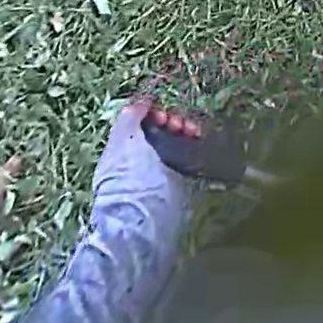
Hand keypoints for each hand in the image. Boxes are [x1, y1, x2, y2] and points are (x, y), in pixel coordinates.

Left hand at [92, 97, 187, 214]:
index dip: (155, 114)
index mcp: (123, 150)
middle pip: (160, 131)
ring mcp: (158, 173)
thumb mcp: (124, 140)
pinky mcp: (176, 184)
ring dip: (185, 131)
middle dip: (174, 121)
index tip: (166, 116)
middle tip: (183, 125)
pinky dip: (194, 147)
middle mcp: (139, 160)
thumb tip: (141, 102)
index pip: (141, 123)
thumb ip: (129, 118)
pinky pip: (186, 156)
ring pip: (175, 142)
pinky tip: (200, 142)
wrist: (145, 219)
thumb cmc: (131, 177)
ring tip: (195, 133)